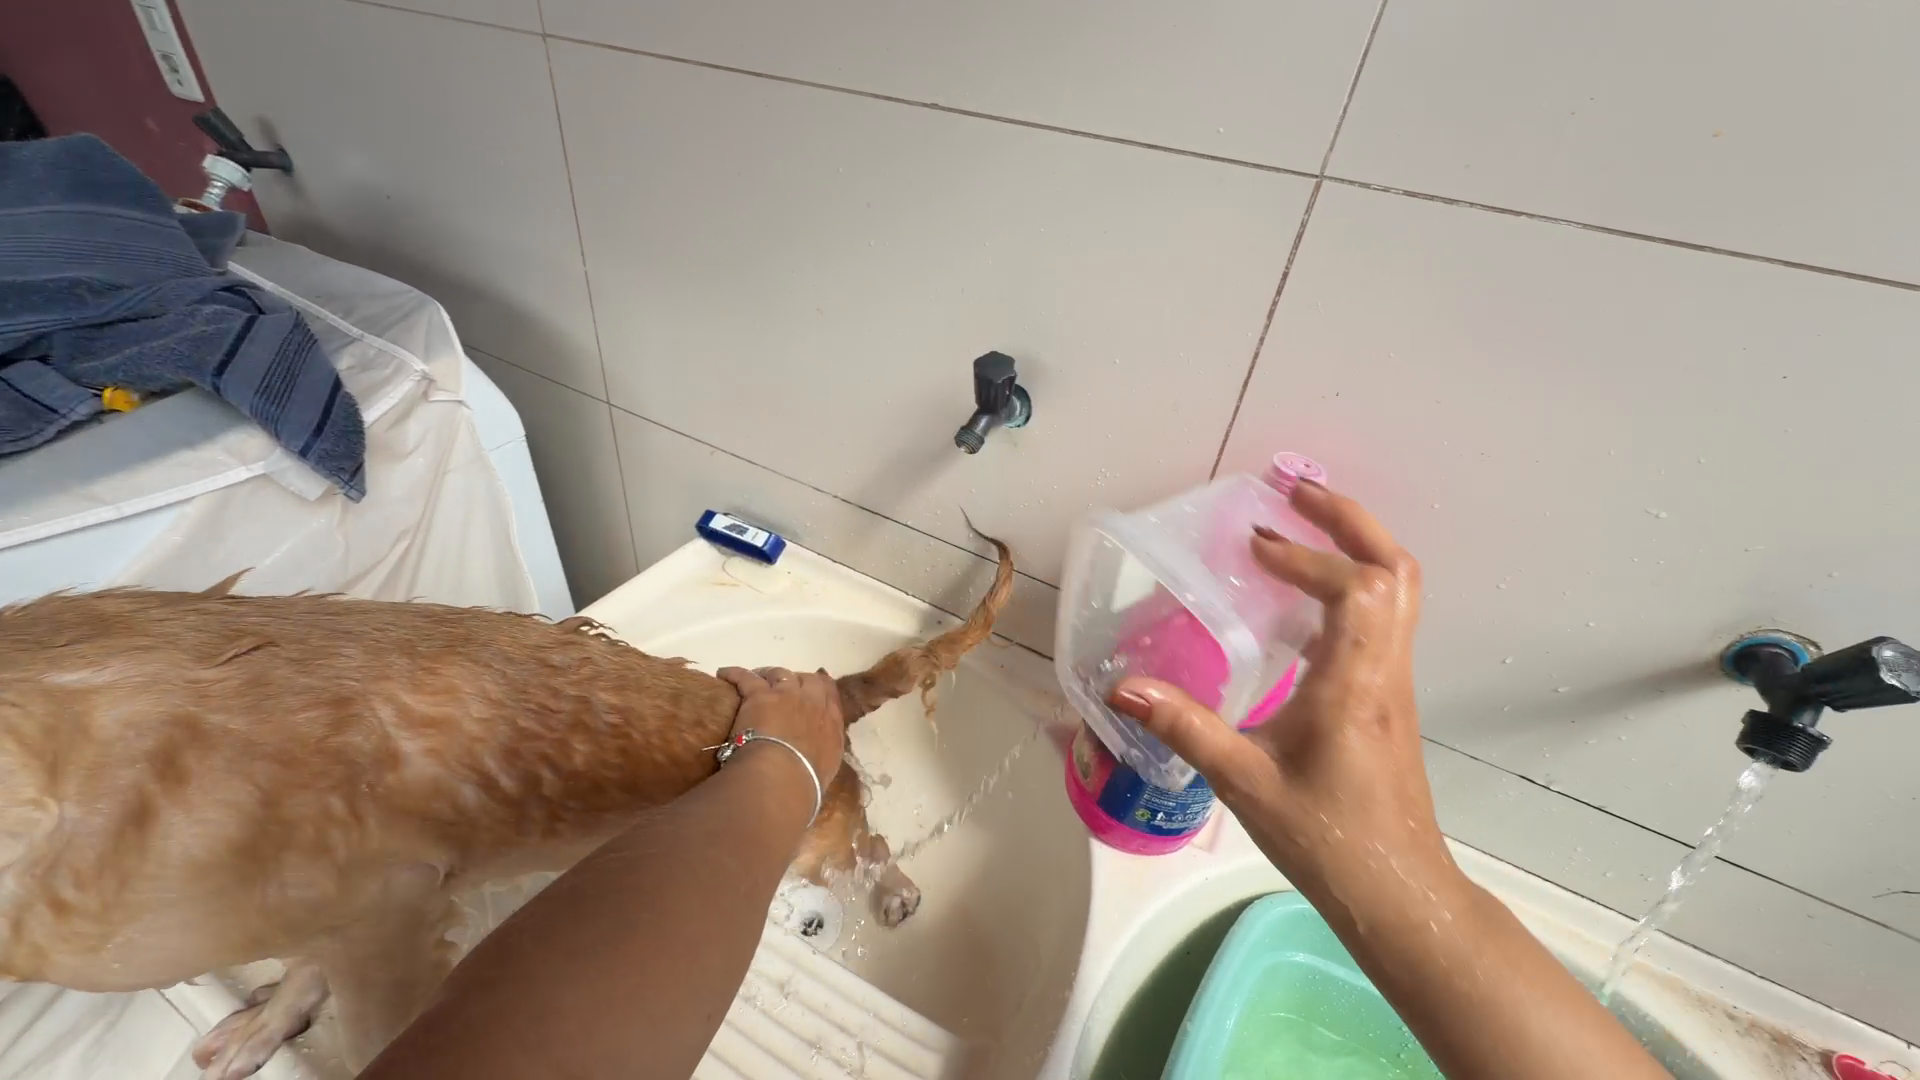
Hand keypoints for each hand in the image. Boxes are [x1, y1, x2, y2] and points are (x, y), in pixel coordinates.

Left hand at [716, 667, 845, 786]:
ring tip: (758, 678)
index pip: (829, 695)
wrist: (783, 777)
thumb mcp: (825, 770)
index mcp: (831, 724)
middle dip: (798, 679)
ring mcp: (787, 695)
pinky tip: (724, 673)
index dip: (821, 688)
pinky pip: (746, 677)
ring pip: (780, 674)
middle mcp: (812, 703)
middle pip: (808, 680)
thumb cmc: (805, 783)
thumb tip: (813, 755)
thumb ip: (822, 754)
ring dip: (770, 674)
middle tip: (784, 685)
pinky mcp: (760, 695)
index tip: (813, 687)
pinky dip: (735, 674)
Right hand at [1109, 481, 1455, 901]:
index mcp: (1355, 684)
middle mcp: (1384, 669)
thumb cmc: (1327, 838)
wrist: (1399, 892)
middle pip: (1396, 569)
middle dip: (1349, 520)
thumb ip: (1183, 728)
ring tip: (1300, 520)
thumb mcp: (1244, 783)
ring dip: (1356, 543)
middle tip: (1295, 490)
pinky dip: (1351, 579)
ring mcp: (1392, 680)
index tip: (1253, 545)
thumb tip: (1121, 685)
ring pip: (1398, 589)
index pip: (1356, 588)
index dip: (1308, 555)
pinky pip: (1381, 614)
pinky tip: (1302, 593)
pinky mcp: (1385, 694)